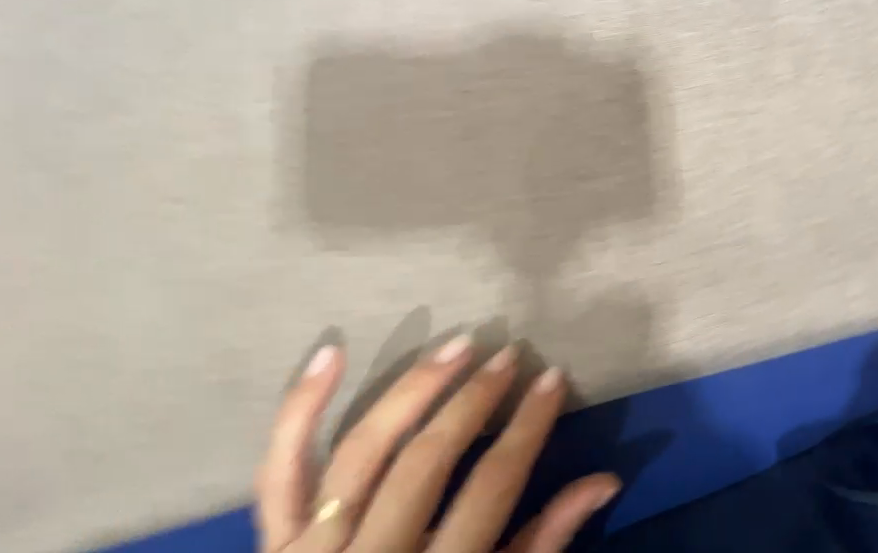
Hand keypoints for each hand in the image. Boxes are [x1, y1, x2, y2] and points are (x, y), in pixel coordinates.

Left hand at [256, 338, 620, 552]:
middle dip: (474, 400)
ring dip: (412, 389)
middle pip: (425, 461)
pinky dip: (300, 410)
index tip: (553, 377)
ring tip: (457, 345)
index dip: (527, 427)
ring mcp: (311, 551)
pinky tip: (332, 352)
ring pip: (361, 452)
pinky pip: (281, 470)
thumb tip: (606, 480)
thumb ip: (544, 542)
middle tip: (509, 355)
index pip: (490, 487)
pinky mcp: (271, 545)